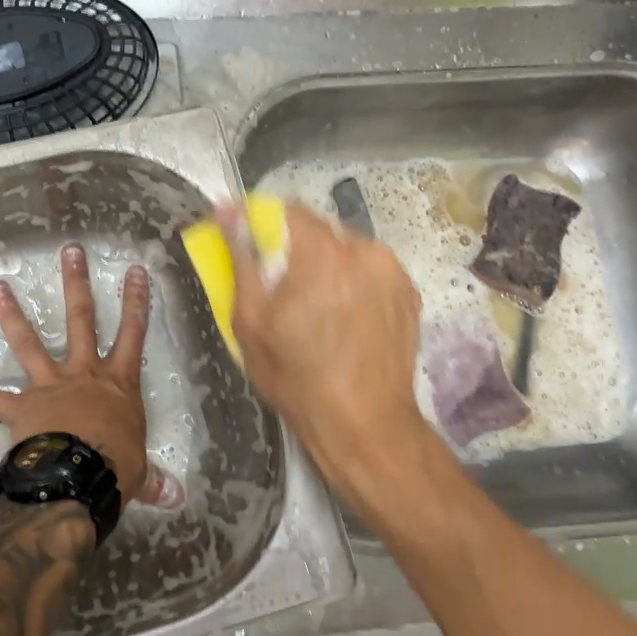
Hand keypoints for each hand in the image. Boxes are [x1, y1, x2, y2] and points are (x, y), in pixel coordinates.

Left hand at [0, 243, 163, 507]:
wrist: (75, 481)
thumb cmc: (114, 469)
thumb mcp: (138, 471)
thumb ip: (152, 478)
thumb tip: (175, 497)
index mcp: (117, 384)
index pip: (133, 334)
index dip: (136, 302)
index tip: (135, 270)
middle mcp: (83, 374)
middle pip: (81, 320)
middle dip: (76, 284)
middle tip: (69, 252)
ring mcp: (49, 386)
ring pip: (29, 342)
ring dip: (12, 314)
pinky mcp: (21, 408)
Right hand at [222, 200, 427, 488]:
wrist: (366, 426)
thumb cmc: (298, 379)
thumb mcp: (251, 322)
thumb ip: (242, 259)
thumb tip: (227, 211)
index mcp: (321, 253)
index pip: (286, 209)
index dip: (261, 222)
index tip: (248, 246)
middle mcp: (363, 250)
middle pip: (318, 227)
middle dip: (294, 246)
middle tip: (279, 284)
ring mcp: (391, 271)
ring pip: (345, 247)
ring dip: (325, 262)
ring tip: (313, 304)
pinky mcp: (409, 291)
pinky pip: (369, 268)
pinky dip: (351, 280)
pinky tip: (342, 316)